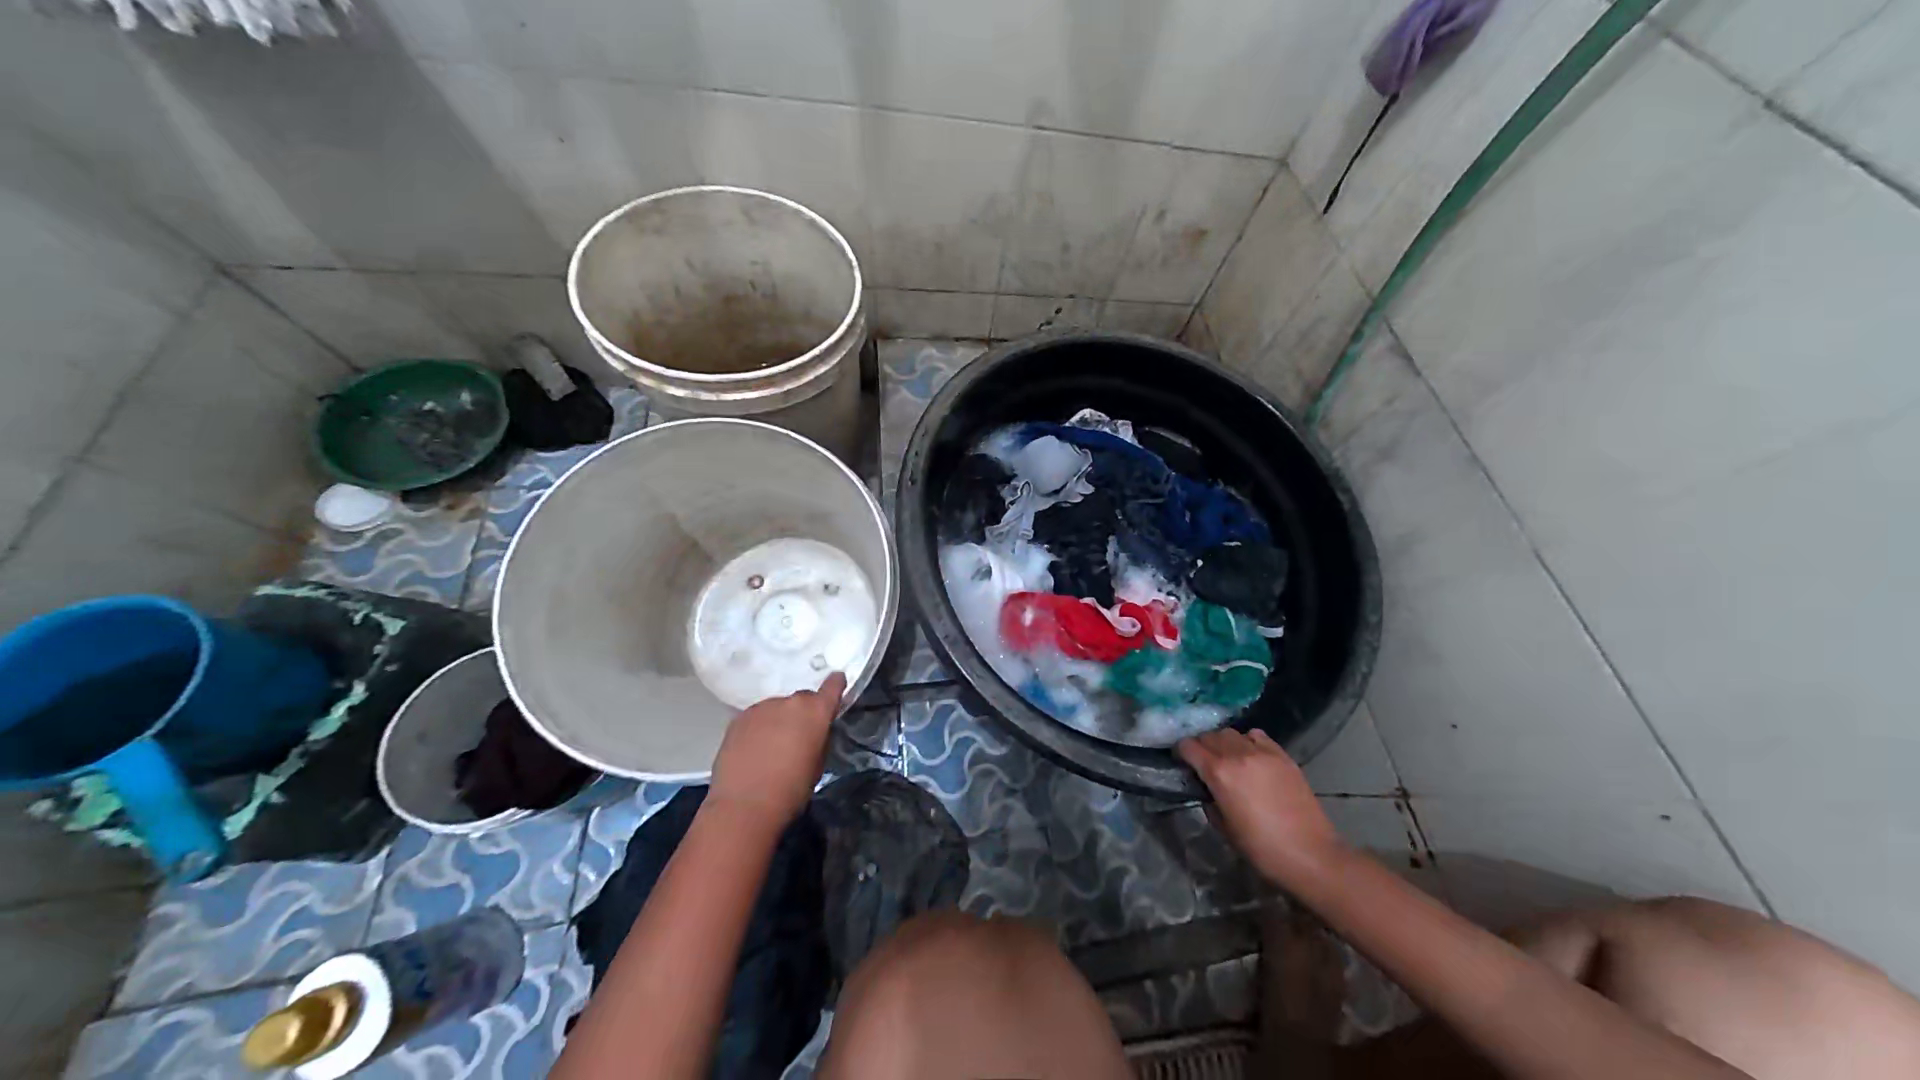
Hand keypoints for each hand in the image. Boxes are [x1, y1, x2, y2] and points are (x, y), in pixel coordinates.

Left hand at [708, 673, 846, 830]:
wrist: (744, 806)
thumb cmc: (790, 791)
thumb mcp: (818, 765)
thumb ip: (819, 739)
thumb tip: (814, 732)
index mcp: (815, 712)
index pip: (832, 686)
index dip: (836, 685)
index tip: (837, 683)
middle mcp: (789, 702)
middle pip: (802, 700)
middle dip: (803, 713)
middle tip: (799, 737)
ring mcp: (761, 708)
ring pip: (777, 709)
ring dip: (779, 721)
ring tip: (772, 747)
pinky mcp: (738, 719)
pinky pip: (756, 718)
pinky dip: (759, 728)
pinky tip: (754, 750)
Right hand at [1176, 728, 1346, 887]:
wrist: (1311, 855)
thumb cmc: (1262, 848)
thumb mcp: (1224, 828)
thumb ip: (1209, 801)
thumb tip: (1207, 789)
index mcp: (1219, 773)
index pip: (1188, 746)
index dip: (1181, 753)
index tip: (1182, 764)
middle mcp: (1238, 754)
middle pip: (1209, 736)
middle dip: (1201, 747)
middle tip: (1203, 764)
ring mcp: (1263, 752)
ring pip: (1232, 733)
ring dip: (1223, 743)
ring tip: (1228, 760)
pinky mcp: (1283, 756)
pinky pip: (1257, 736)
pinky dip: (1248, 741)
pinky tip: (1251, 757)